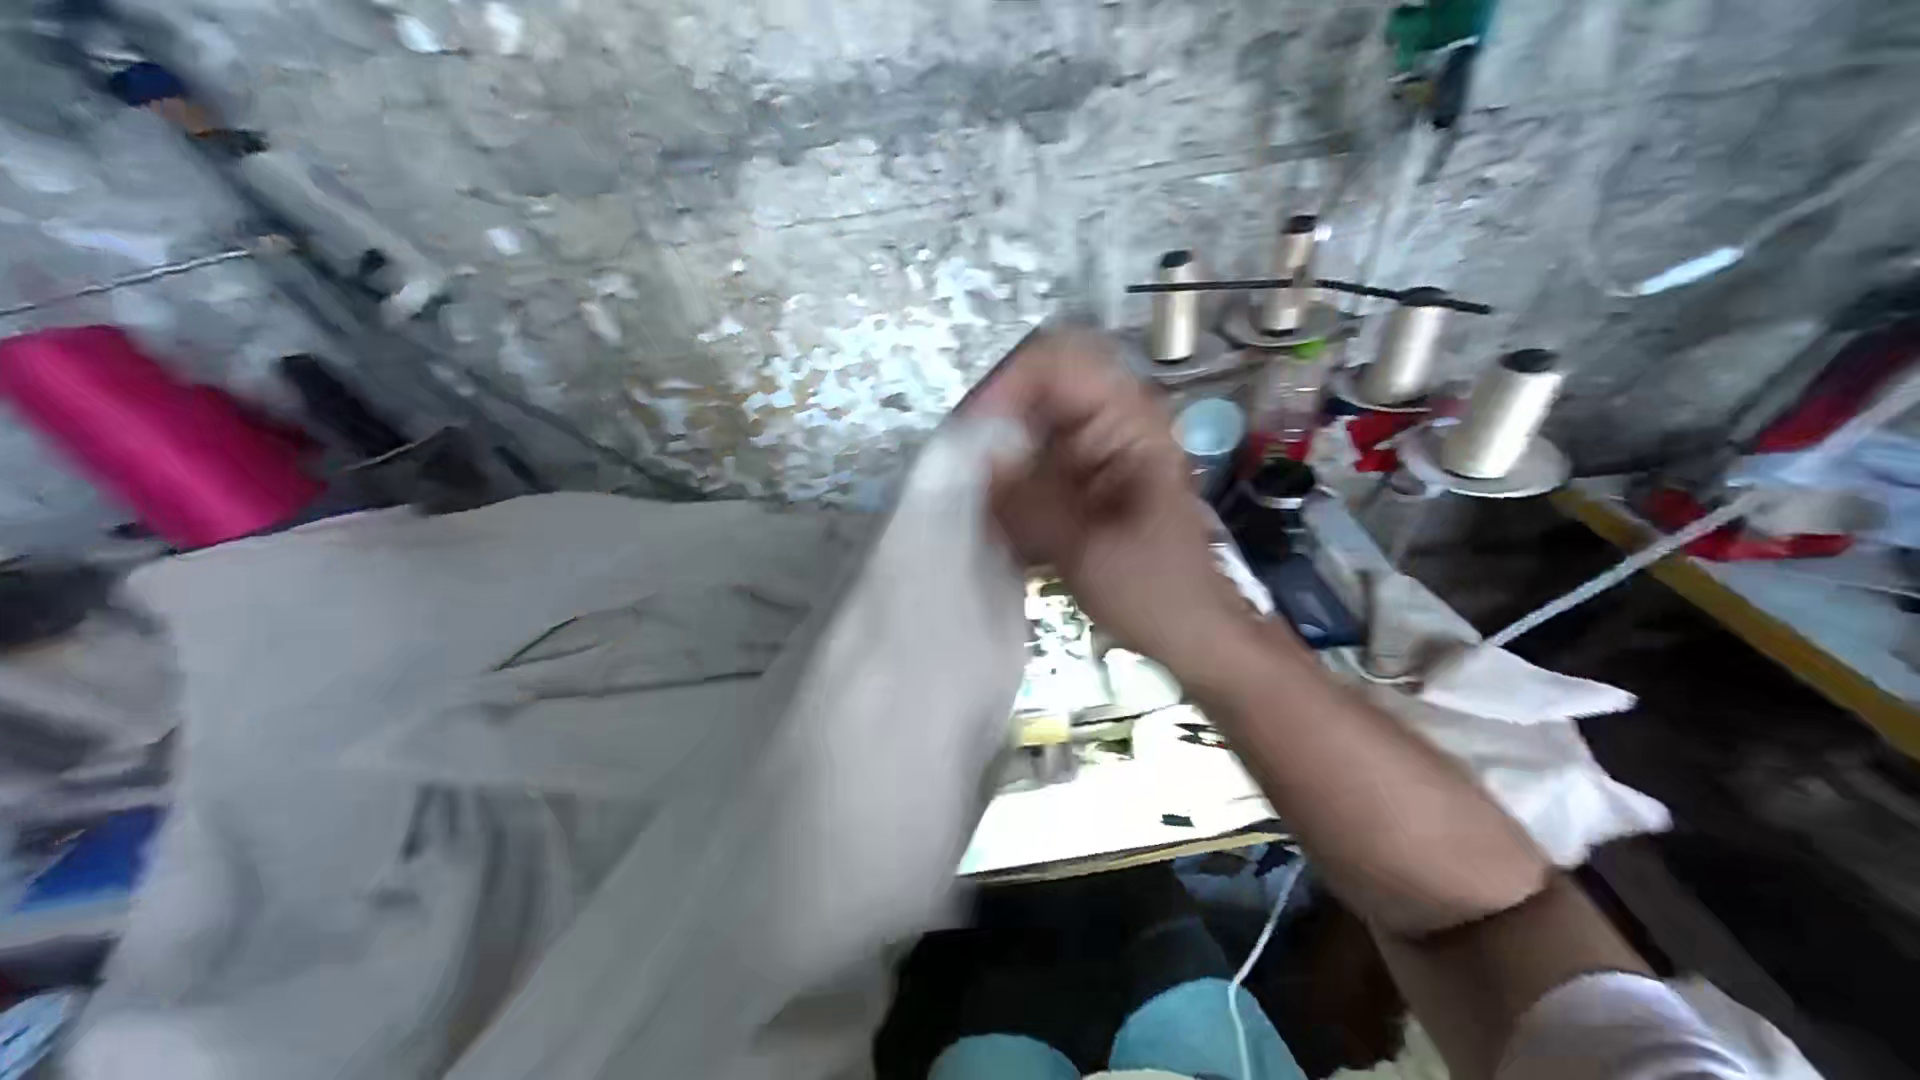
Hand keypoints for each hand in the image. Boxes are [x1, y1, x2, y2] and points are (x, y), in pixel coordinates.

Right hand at [963, 328, 1258, 675]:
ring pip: (1026, 430)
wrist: (1195, 633)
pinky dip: (1008, 489)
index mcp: (1128, 423)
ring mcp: (1096, 452)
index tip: (970, 438)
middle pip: (1033, 393)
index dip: (1005, 387)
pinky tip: (999, 526)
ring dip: (996, 463)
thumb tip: (977, 463)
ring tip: (978, 507)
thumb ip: (1029, 502)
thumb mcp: (1088, 550)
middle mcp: (1110, 424)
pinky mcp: (1082, 481)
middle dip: (992, 429)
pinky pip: (1030, 465)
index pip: (1055, 364)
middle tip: (961, 474)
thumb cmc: (1157, 593)